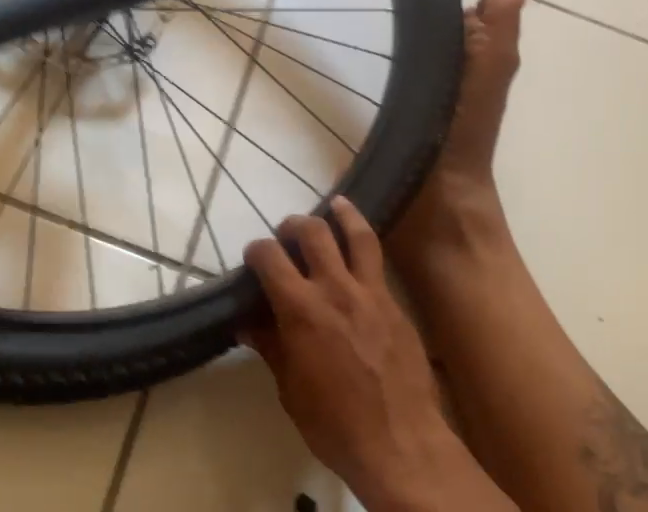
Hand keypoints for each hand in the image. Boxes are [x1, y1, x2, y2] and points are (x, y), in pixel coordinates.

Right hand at [243, 198, 474, 509]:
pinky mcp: (395, 303)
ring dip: (341, 214)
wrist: (400, 443)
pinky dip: (364, 246)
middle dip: (294, 225)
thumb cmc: (334, 425)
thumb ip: (271, 346)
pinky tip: (360, 250)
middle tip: (288, 234)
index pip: (270, 257)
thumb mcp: (290, 390)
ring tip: (334, 205)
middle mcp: (335, 289)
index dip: (256, 251)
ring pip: (356, 233)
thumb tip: (246, 322)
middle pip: (313, 231)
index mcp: (301, 310)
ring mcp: (371, 292)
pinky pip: (378, 261)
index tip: (254, 258)